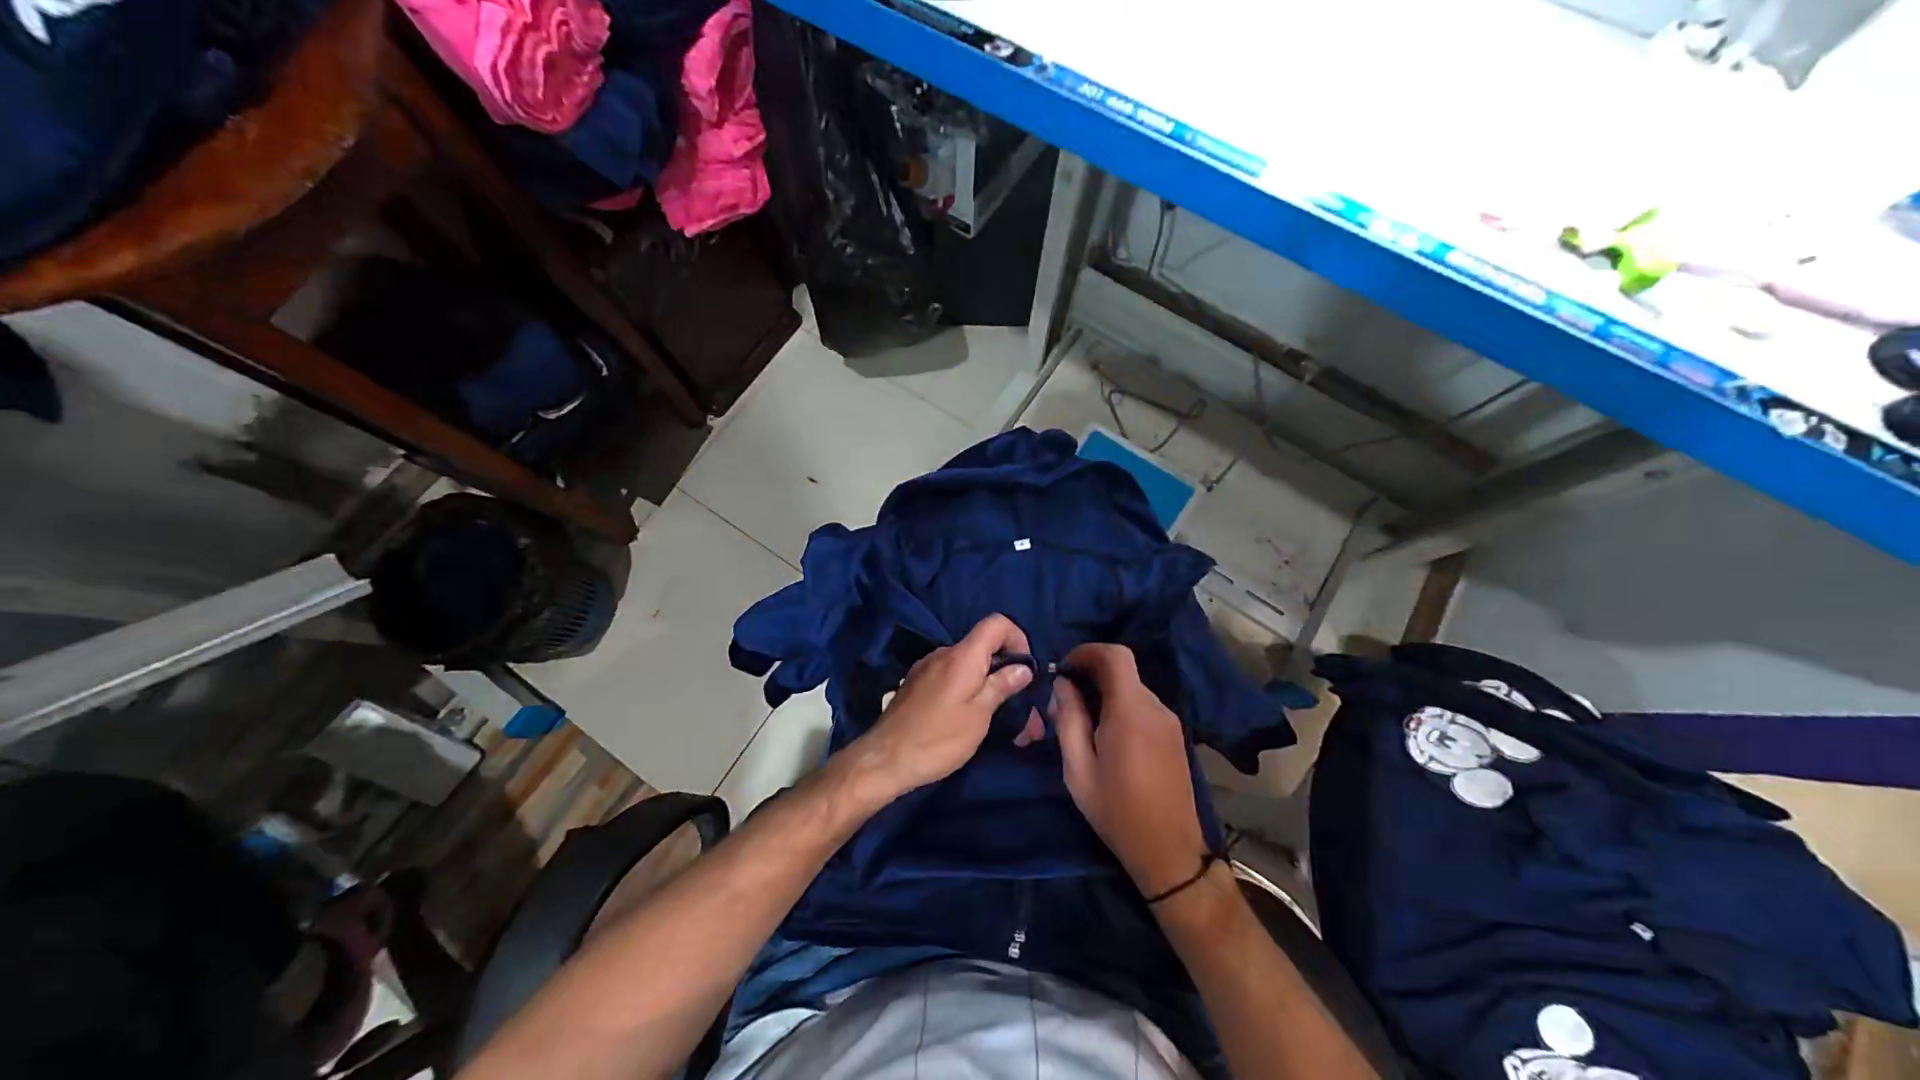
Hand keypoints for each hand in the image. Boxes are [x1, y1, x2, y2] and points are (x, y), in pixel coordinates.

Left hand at [844, 613, 1035, 802]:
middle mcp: (943, 654)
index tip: (1026, 669)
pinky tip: (972, 720)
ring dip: (988, 687)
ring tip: (1003, 723)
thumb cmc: (938, 739)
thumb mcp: (978, 715)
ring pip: (968, 668)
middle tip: (1023, 709)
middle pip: (983, 648)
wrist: (885, 760)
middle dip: (1006, 672)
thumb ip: (1001, 686)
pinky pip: (952, 679)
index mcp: (961, 656)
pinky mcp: (917, 685)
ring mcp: (927, 669)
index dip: (1018, 638)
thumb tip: (1023, 666)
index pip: (996, 623)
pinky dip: (968, 692)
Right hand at [1052, 643, 1208, 896]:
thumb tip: (1063, 685)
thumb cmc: (1116, 811)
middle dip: (1092, 674)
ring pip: (1133, 689)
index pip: (1115, 656)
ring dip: (1106, 692)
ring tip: (1082, 721)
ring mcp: (1169, 722)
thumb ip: (1068, 720)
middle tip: (1064, 699)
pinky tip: (1106, 736)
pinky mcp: (1175, 736)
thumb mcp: (1078, 770)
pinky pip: (1144, 707)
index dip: (1087, 651)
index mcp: (1130, 712)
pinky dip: (1122, 707)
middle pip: (1124, 671)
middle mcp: (1155, 708)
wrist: (1169, 851)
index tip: (1064, 667)